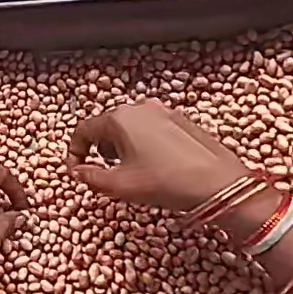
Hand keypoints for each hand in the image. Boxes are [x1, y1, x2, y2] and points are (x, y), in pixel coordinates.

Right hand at [68, 100, 251, 211]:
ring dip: (121, 148)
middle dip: (99, 150)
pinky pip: (150, 130)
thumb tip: (77, 172)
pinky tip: (153, 167)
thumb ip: (90, 177)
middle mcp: (140, 108)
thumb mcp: (119, 185)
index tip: (76, 171)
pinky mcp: (181, 121)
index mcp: (119, 119)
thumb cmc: (165, 182)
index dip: (74, 152)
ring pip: (129, 128)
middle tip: (104, 174)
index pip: (83, 130)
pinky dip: (142, 145)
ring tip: (130, 173)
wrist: (218, 184)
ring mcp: (163, 112)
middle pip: (106, 126)